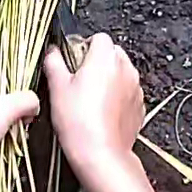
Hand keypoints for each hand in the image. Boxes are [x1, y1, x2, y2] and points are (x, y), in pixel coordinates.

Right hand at [43, 34, 143, 183]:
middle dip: (97, 63)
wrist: (101, 153)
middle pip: (112, 54)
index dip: (84, 46)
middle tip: (79, 81)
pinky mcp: (139, 107)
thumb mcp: (57, 88)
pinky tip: (101, 113)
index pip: (98, 37)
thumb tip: (52, 52)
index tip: (73, 61)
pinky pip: (127, 94)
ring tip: (89, 101)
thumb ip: (53, 62)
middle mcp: (125, 69)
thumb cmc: (78, 121)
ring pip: (121, 74)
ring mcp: (136, 88)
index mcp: (105, 58)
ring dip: (108, 80)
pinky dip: (117, 98)